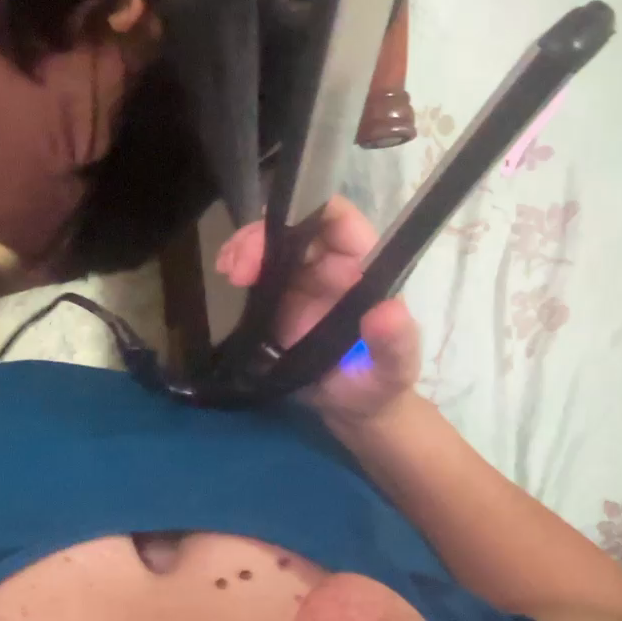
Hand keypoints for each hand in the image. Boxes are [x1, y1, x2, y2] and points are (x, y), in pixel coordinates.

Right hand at [214, 197, 421, 429]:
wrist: (350, 409)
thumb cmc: (378, 384)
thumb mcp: (392, 370)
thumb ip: (395, 344)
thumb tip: (389, 311)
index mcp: (361, 268)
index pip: (338, 219)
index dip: (308, 211)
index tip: (276, 232)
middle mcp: (329, 264)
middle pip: (293, 225)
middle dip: (261, 235)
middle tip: (238, 267)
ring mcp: (299, 278)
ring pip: (269, 241)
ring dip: (244, 246)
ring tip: (229, 270)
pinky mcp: (275, 295)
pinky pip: (255, 266)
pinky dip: (237, 262)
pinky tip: (226, 275)